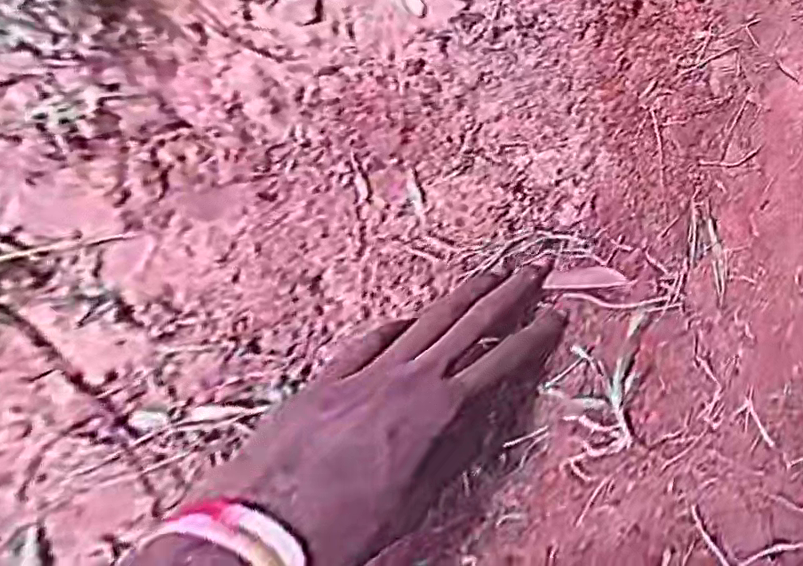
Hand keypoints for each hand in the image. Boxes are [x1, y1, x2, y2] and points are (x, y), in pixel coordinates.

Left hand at [145, 267, 564, 565]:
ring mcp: (367, 373)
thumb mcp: (417, 499)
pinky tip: (416, 318)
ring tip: (494, 272)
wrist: (245, 548)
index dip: (536, 333)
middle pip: (475, 319)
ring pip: (432, 317)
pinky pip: (374, 339)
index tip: (557, 314)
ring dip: (469, 291)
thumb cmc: (342, 533)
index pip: (504, 357)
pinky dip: (402, 324)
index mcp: (439, 409)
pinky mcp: (327, 379)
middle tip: (539, 265)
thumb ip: (457, 446)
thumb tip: (482, 411)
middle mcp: (411, 379)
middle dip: (514, 289)